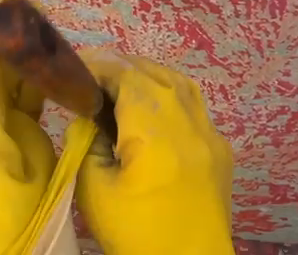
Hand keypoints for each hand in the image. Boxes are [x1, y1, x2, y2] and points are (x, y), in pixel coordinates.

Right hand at [75, 54, 233, 254]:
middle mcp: (186, 118)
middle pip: (150, 71)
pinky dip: (172, 95)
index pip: (123, 72)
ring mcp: (209, 132)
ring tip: (122, 84)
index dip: (97, 64)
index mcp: (153, 126)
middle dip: (119, 67)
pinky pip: (195, 105)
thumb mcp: (93, 189)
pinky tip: (157, 109)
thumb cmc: (136, 234)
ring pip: (177, 81)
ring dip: (147, 75)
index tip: (76, 69)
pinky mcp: (221, 149)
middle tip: (92, 76)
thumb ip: (86, 141)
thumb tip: (88, 117)